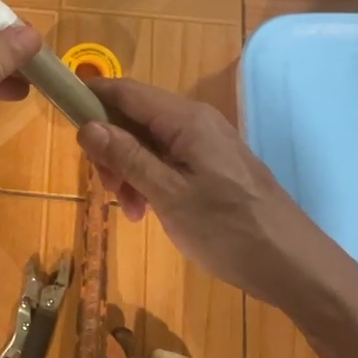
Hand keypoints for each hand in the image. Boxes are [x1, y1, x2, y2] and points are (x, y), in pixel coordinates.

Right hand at [77, 78, 357, 315]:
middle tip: (105, 188)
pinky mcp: (214, 166)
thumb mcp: (168, 195)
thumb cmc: (229, 229)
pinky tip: (148, 211)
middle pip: (134, 116)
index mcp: (184, 119)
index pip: (124, 90)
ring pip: (148, 141)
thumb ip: (126, 157)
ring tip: (129, 210)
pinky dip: (150, 179)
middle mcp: (195, 121)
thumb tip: (86, 125)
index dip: (89, 98)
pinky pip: (168, 159)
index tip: (61, 121)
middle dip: (110, 147)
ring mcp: (207, 143)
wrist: (295, 267)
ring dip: (128, 168)